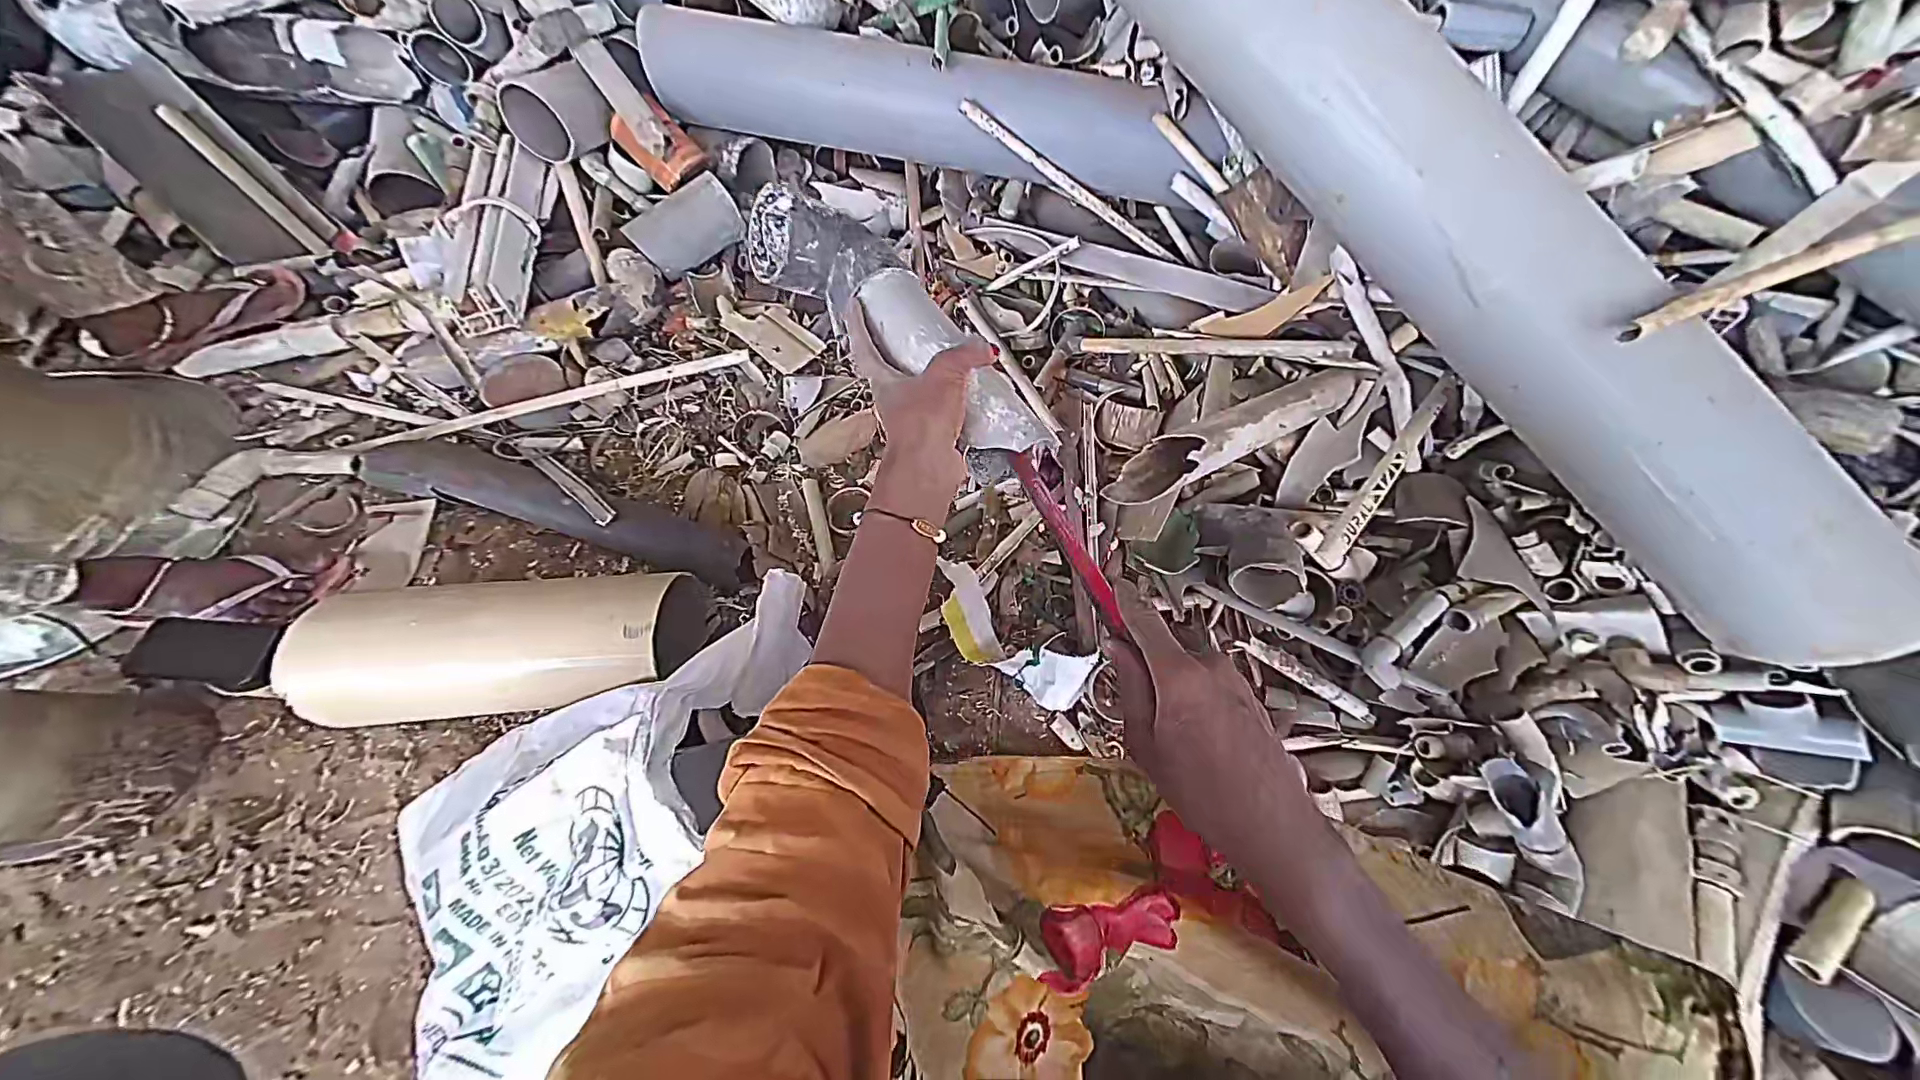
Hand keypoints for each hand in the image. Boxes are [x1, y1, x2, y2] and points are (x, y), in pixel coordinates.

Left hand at [846, 296, 994, 521]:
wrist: (929, 468)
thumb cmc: (919, 428)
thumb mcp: (943, 375)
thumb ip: (962, 356)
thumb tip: (980, 348)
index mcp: (882, 379)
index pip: (862, 344)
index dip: (858, 322)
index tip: (856, 305)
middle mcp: (892, 398)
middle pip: (889, 365)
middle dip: (897, 348)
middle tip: (904, 330)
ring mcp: (911, 416)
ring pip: (917, 388)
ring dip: (930, 375)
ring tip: (945, 360)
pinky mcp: (932, 431)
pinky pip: (942, 409)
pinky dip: (954, 400)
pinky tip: (968, 395)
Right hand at [1106, 582, 1325, 865]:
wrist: (1270, 824)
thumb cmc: (1202, 792)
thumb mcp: (1145, 742)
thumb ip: (1129, 687)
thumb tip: (1118, 649)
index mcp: (1178, 674)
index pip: (1144, 619)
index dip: (1123, 599)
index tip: (1111, 586)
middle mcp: (1211, 665)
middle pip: (1167, 639)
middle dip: (1146, 653)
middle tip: (1130, 686)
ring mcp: (1235, 677)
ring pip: (1189, 659)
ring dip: (1171, 675)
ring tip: (1166, 724)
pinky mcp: (1250, 693)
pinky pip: (1210, 676)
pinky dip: (1193, 688)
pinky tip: (1194, 731)